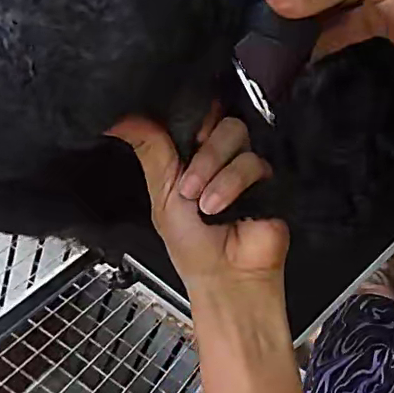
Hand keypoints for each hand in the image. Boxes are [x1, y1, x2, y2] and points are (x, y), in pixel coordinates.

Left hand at [108, 110, 288, 290]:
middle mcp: (225, 159)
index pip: (197, 117)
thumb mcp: (160, 194)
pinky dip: (232, 184)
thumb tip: (123, 119)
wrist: (223, 275)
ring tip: (205, 205)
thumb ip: (151, 152)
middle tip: (188, 187)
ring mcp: (248, 169)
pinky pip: (254, 162)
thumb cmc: (195, 246)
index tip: (178, 141)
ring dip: (214, 173)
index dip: (189, 119)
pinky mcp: (270, 181)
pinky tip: (222, 208)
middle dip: (201, 154)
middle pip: (221, 121)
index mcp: (197, 158)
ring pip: (237, 137)